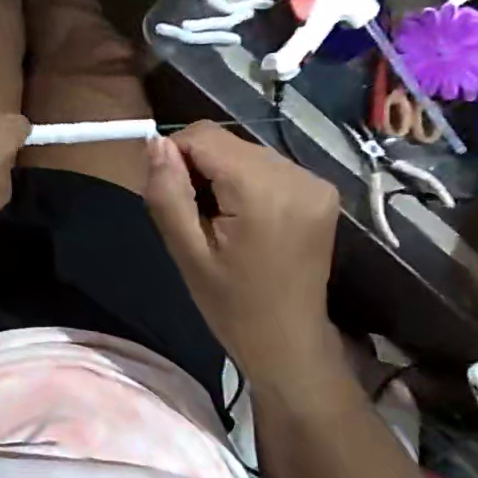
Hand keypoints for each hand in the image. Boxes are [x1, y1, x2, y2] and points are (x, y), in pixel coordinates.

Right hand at [143, 122, 340, 377]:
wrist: (288, 340)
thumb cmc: (232, 306)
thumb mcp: (187, 254)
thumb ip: (167, 194)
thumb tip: (155, 143)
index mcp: (262, 191)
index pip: (204, 136)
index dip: (176, 155)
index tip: (171, 194)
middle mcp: (296, 174)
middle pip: (227, 142)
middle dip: (201, 168)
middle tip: (196, 216)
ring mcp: (315, 181)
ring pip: (247, 151)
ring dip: (224, 175)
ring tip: (221, 222)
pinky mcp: (323, 189)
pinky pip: (269, 166)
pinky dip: (248, 182)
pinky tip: (246, 219)